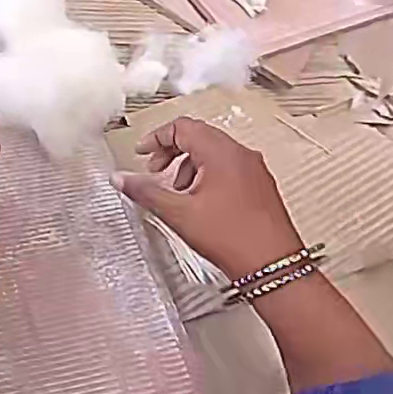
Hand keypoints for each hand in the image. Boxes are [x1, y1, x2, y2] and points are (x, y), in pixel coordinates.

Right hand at [113, 118, 302, 277]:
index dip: (156, 138)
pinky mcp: (258, 185)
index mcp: (222, 154)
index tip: (143, 151)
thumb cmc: (234, 238)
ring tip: (174, 189)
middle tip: (154, 168)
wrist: (271, 265)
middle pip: (198, 135)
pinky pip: (227, 167)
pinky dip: (205, 174)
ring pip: (212, 152)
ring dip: (187, 164)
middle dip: (170, 150)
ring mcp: (253, 170)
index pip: (183, 128)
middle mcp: (241, 156)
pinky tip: (196, 200)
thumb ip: (145, 191)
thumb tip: (121, 179)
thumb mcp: (177, 212)